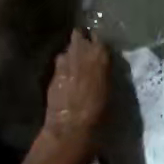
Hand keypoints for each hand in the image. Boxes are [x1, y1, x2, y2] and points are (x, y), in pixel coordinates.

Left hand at [32, 30, 108, 163]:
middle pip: (78, 35)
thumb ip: (105, 71)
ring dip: (71, 53)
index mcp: (100, 55)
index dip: (97, 40)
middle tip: (85, 48)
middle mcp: (80, 52)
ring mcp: (63, 62)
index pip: (98, 36)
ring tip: (76, 63)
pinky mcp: (52, 74)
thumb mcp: (111, 89)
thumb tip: (104, 65)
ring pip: (67, 48)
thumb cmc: (100, 112)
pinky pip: (60, 64)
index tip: (99, 45)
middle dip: (81, 39)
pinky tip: (67, 76)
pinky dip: (63, 67)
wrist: (71, 128)